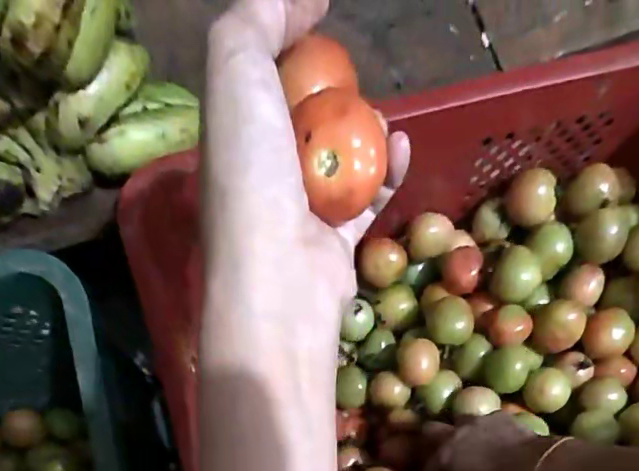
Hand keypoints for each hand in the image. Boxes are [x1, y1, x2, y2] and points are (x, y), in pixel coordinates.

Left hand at [200, 0, 409, 367]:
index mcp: (233, 133)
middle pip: (305, 120)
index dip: (288, 43)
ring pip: (341, 159)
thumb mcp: (235, 69)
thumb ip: (256, 18)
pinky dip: (389, 173)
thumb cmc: (253, 172)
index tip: (322, 18)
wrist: (280, 277)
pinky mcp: (338, 244)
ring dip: (367, 134)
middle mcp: (264, 173)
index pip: (259, 78)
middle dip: (333, 93)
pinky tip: (405, 148)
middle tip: (355, 82)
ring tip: (384, 123)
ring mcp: (302, 213)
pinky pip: (368, 199)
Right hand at [425, 415, 548, 470]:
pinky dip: (490, 430)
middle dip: (434, 443)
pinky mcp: (502, 416)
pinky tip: (499, 441)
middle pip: (432, 432)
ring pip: (461, 422)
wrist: (534, 467)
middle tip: (447, 459)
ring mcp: (479, 420)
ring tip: (474, 448)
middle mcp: (455, 432)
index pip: (426, 466)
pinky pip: (489, 421)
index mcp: (443, 455)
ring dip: (462, 434)